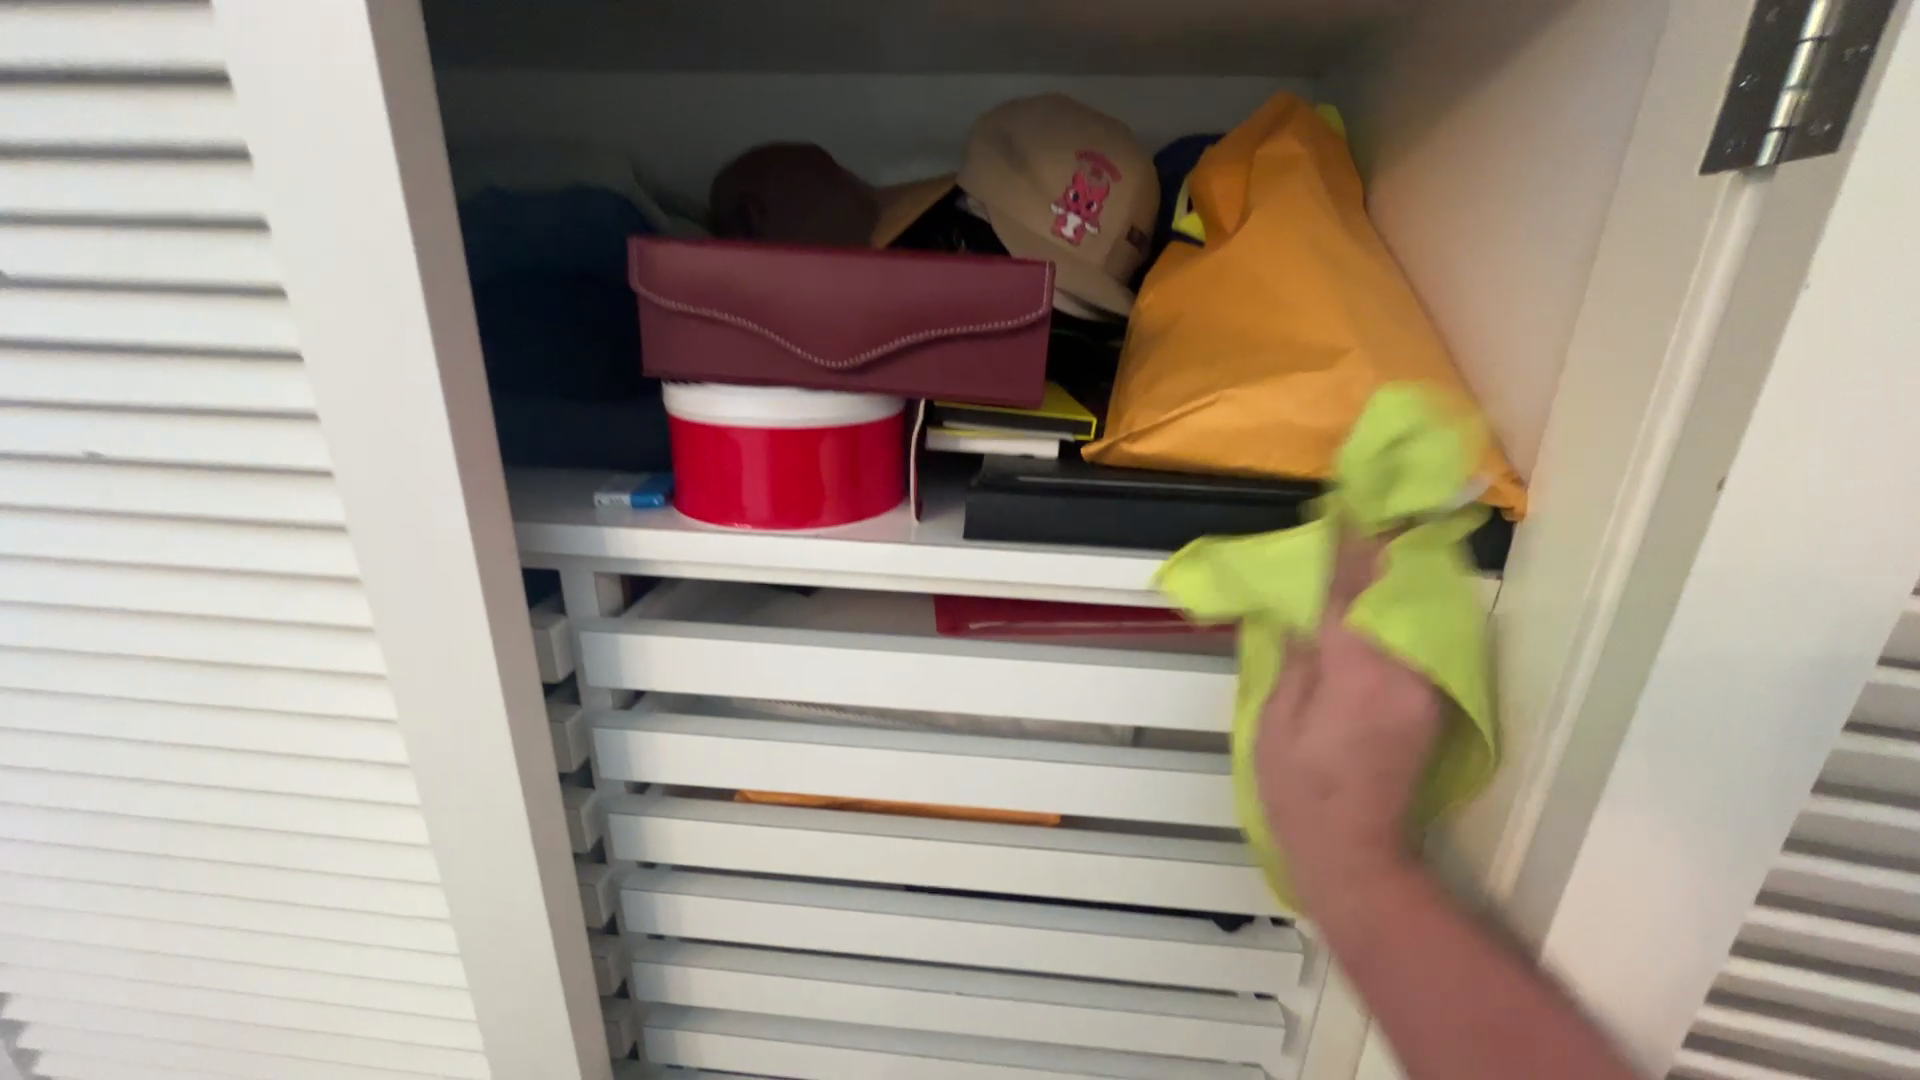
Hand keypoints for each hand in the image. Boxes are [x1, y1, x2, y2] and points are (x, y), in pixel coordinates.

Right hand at [1255, 533, 1444, 911]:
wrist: (1355, 851)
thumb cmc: (1299, 789)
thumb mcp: (1276, 721)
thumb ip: (1294, 659)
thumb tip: (1300, 613)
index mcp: (1358, 675)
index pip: (1349, 596)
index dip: (1343, 551)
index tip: (1340, 510)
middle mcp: (1406, 675)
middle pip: (1395, 598)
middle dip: (1380, 554)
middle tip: (1364, 515)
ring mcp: (1427, 690)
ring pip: (1413, 616)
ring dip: (1393, 579)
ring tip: (1373, 545)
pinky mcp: (1433, 704)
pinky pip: (1418, 642)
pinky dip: (1399, 612)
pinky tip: (1383, 598)